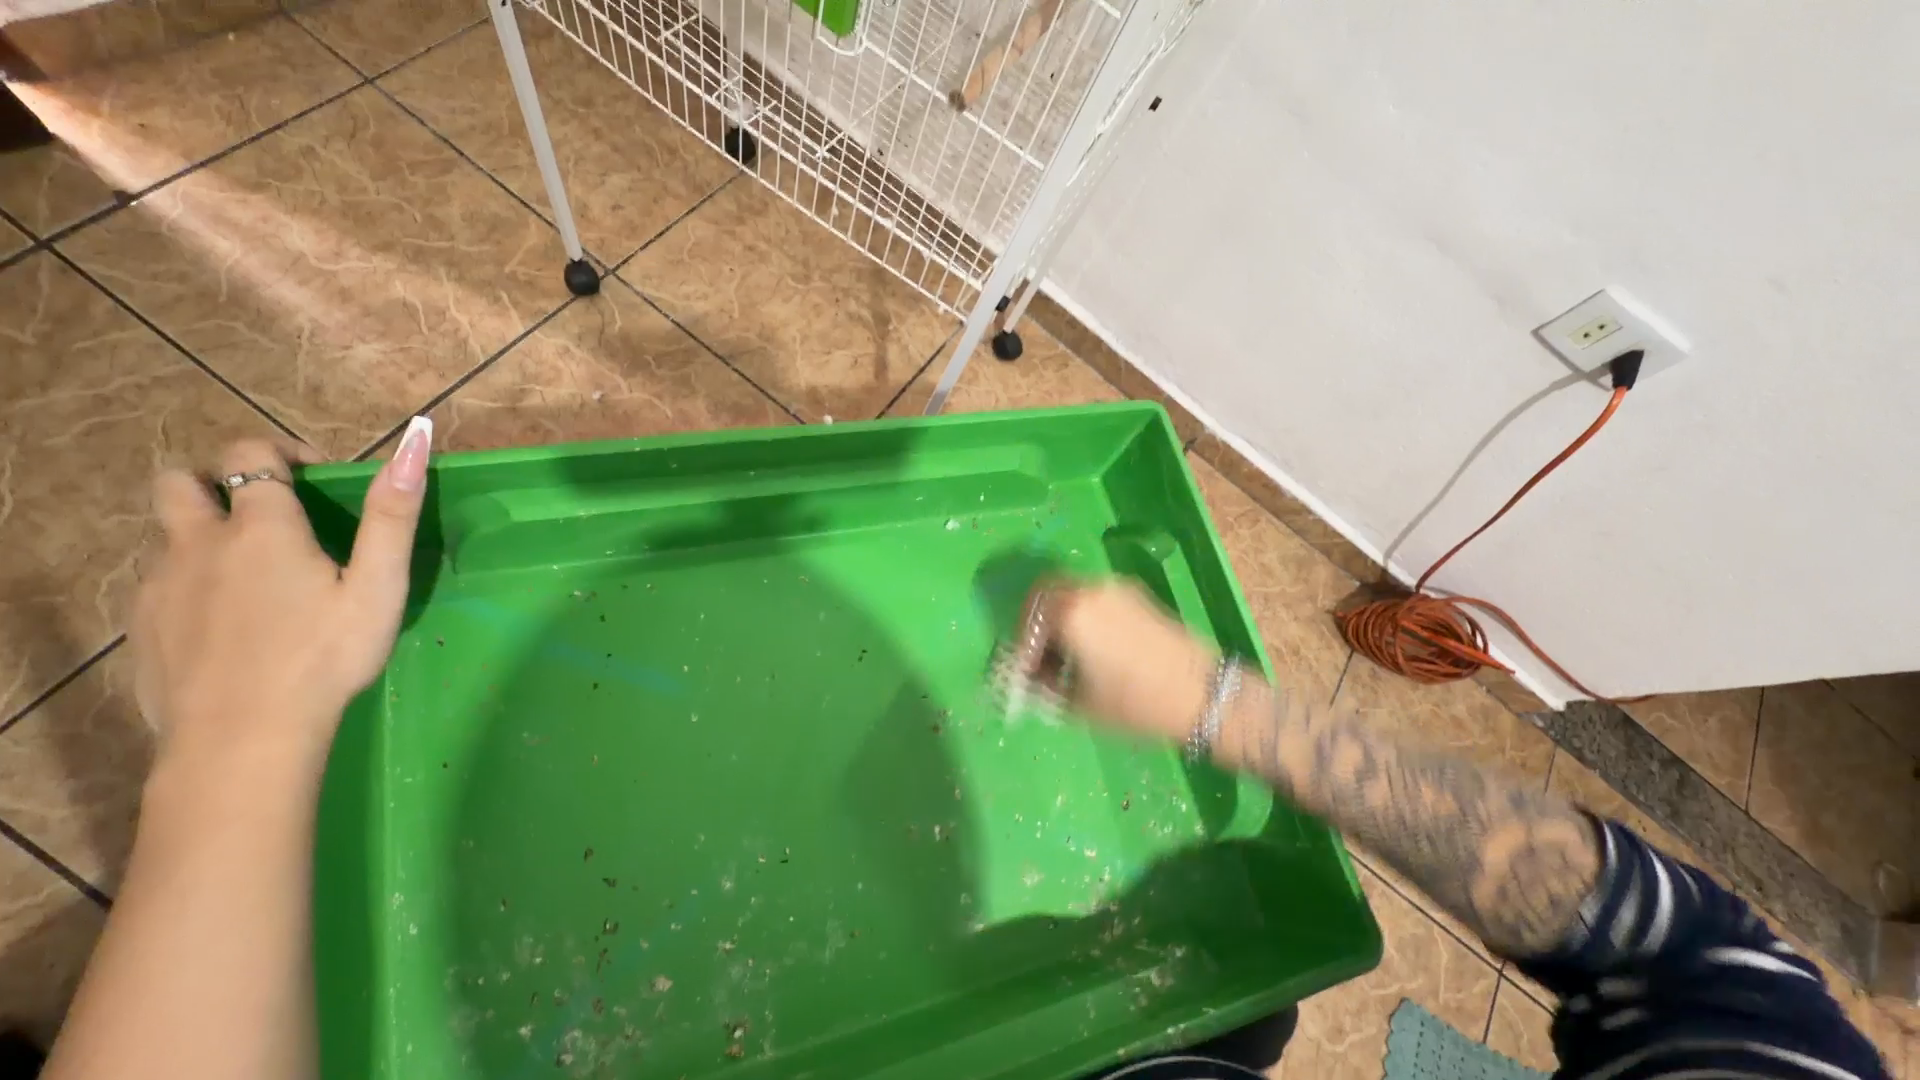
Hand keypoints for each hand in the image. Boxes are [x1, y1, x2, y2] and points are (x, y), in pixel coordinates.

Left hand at [130, 419, 432, 773]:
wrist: (243, 737)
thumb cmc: (324, 656)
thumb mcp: (378, 586)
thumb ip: (392, 513)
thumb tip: (415, 438)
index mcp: (260, 528)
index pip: (250, 456)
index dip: (280, 453)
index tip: (314, 478)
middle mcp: (198, 544)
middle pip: (179, 482)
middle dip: (218, 483)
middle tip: (268, 518)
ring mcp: (160, 586)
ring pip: (168, 537)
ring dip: (204, 537)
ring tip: (255, 578)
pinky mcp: (142, 627)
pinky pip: (159, 586)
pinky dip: (191, 585)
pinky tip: (229, 625)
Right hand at [1016, 580, 1217, 742]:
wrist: (1204, 694)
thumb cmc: (1135, 702)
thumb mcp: (1080, 705)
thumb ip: (1045, 688)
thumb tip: (1030, 681)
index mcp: (1071, 612)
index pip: (1029, 621)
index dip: (1021, 648)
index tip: (1024, 674)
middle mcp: (1091, 590)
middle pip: (1048, 596)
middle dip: (1037, 625)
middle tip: (1038, 657)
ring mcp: (1118, 590)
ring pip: (1074, 595)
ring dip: (1062, 620)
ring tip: (1067, 658)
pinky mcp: (1139, 597)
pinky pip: (1098, 600)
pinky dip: (1085, 617)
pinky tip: (1094, 650)